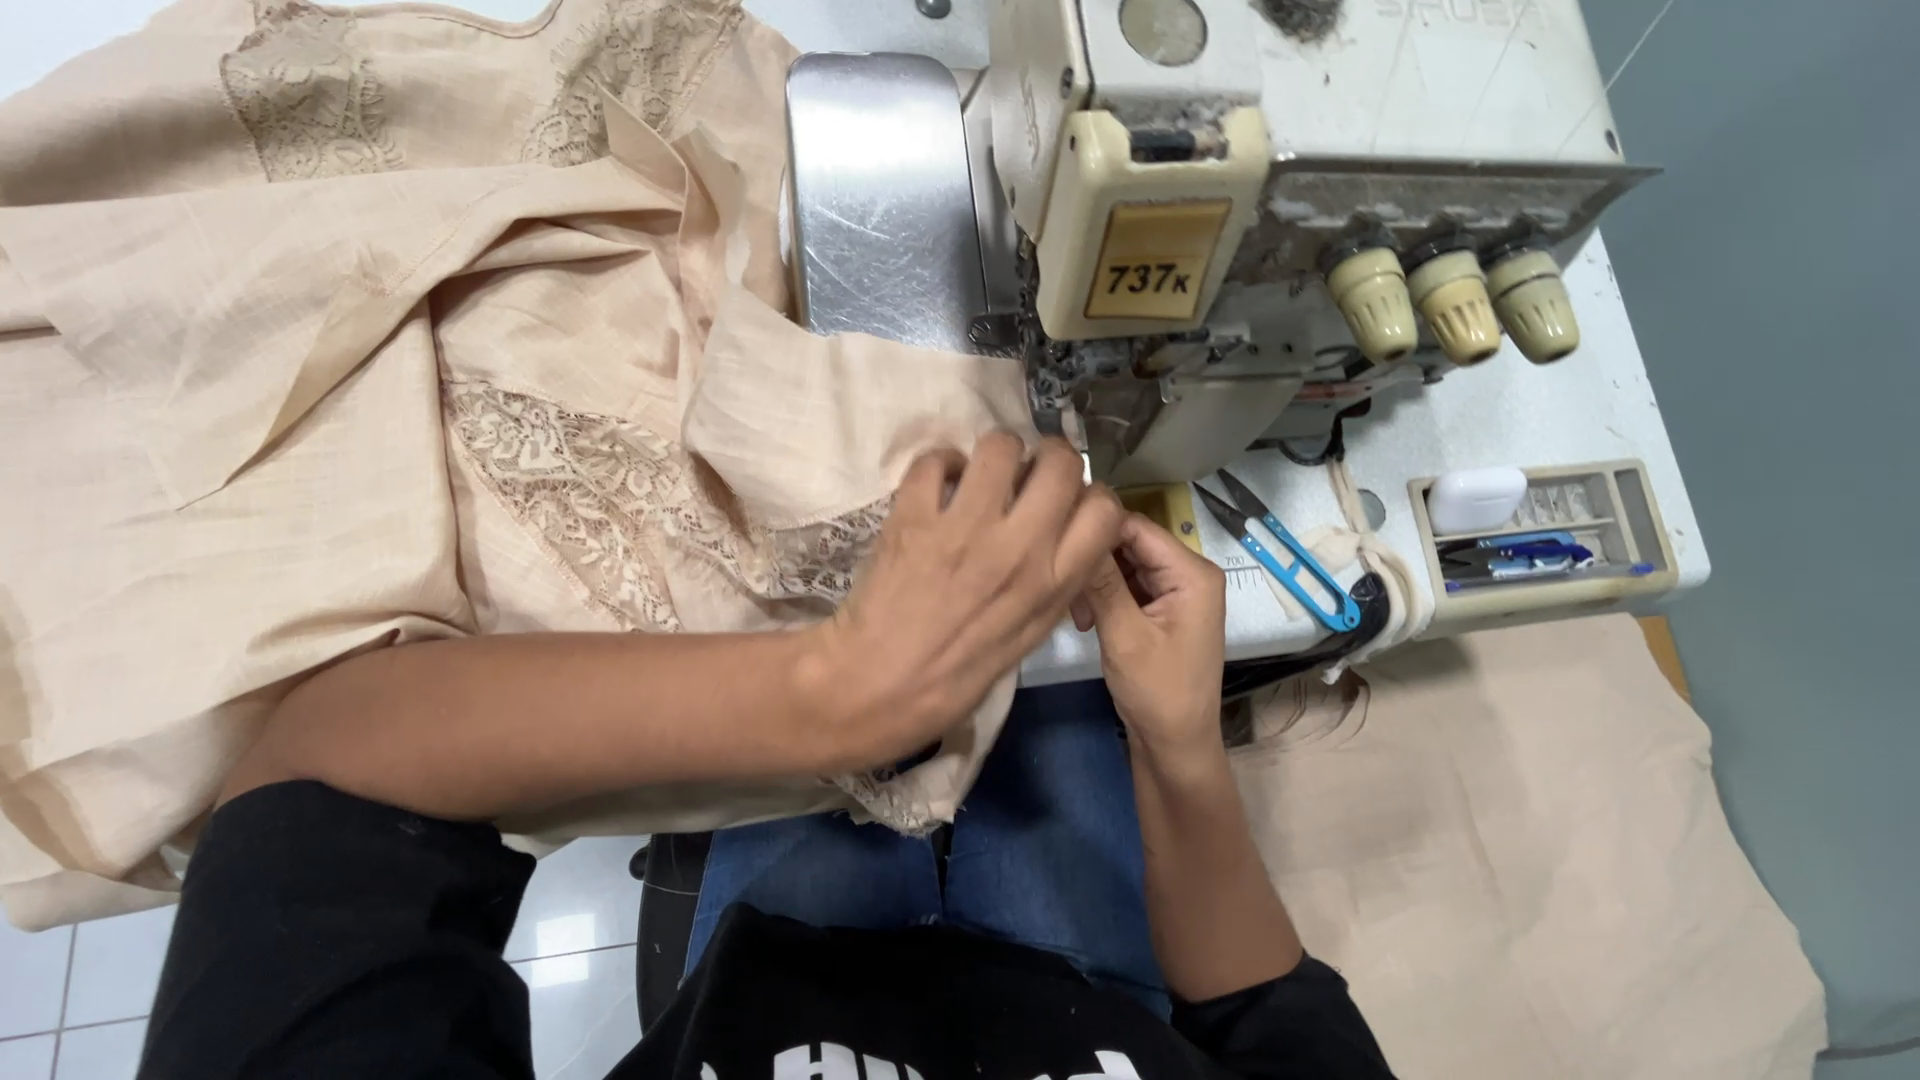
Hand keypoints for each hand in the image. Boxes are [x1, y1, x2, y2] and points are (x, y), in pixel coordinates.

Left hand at [803, 434, 1124, 770]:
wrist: (876, 689)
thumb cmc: (955, 677)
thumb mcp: (1027, 636)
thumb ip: (1052, 583)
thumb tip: (1058, 535)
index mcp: (1053, 584)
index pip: (1105, 509)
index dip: (1090, 495)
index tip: (1068, 501)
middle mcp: (1019, 548)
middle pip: (1062, 463)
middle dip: (1049, 458)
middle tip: (1027, 473)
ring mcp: (965, 529)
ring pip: (1001, 446)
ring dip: (995, 453)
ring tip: (980, 473)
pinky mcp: (913, 518)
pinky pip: (935, 460)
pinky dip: (938, 464)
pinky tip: (936, 486)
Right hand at [1075, 513, 1226, 755]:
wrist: (1175, 744)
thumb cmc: (1157, 691)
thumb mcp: (1124, 634)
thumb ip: (1102, 581)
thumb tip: (1077, 527)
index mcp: (1193, 572)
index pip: (1136, 527)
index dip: (1096, 528)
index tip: (1056, 545)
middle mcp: (1189, 573)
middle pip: (1130, 544)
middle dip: (1095, 562)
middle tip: (1066, 594)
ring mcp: (1175, 592)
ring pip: (1123, 564)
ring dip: (1095, 583)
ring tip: (1077, 616)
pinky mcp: (1160, 609)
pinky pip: (1126, 585)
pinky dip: (1103, 597)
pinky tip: (1086, 621)